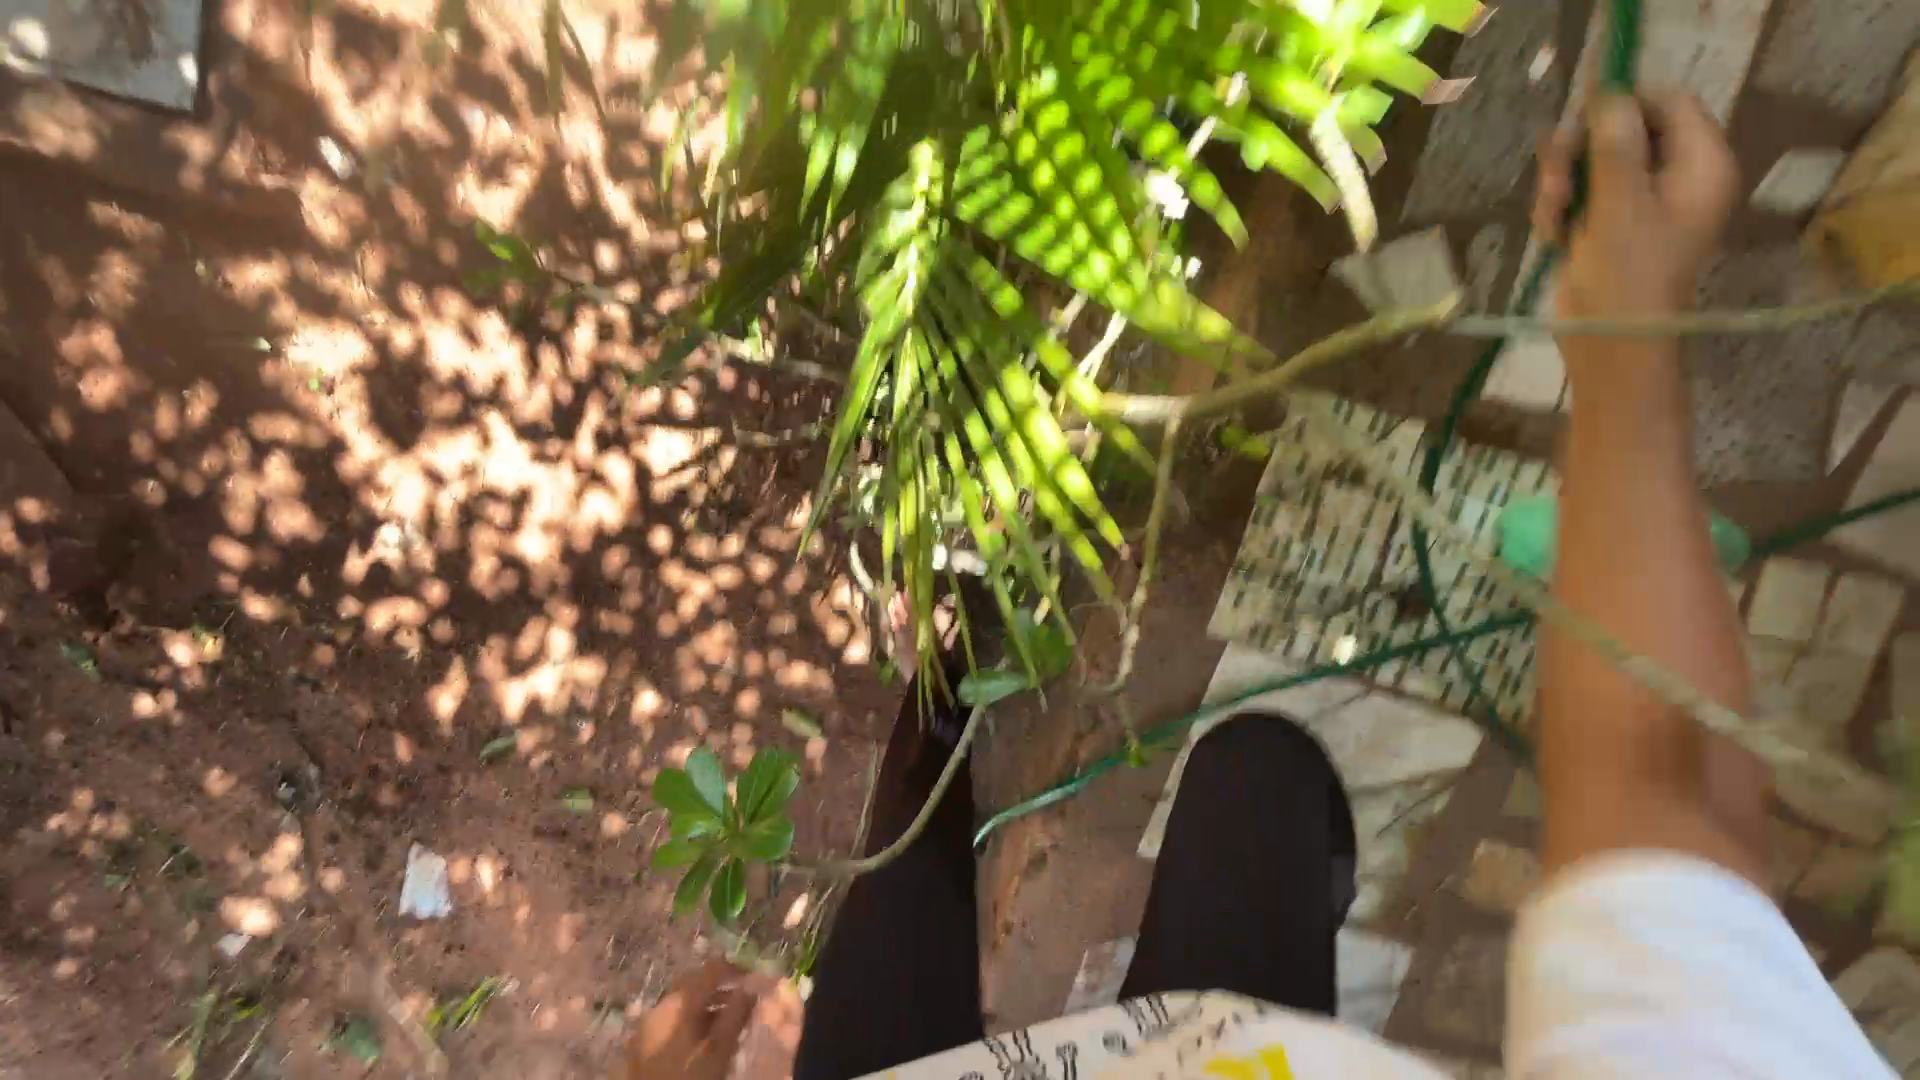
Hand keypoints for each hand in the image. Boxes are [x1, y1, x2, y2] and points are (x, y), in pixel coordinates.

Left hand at [617, 962, 758, 1079]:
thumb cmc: (688, 1078)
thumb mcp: (718, 1050)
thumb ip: (736, 1015)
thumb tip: (751, 987)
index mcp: (676, 1004)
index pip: (709, 970)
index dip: (734, 969)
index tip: (754, 977)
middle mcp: (658, 1007)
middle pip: (694, 984)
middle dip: (721, 987)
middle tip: (744, 996)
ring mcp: (648, 1027)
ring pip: (684, 1004)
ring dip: (708, 1005)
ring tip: (731, 1019)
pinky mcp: (644, 1045)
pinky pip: (673, 1020)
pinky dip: (693, 1021)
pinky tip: (708, 1036)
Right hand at [1534, 93, 1738, 324]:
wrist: (1607, 341)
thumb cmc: (1626, 276)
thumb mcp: (1620, 208)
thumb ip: (1615, 149)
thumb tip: (1608, 99)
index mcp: (1697, 166)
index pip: (1668, 105)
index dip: (1623, 105)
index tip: (1578, 121)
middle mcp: (1670, 178)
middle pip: (1621, 132)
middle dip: (1579, 153)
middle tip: (1554, 180)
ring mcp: (1633, 203)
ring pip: (1589, 166)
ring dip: (1560, 186)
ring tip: (1550, 217)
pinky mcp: (1601, 227)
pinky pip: (1574, 197)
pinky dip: (1556, 210)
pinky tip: (1551, 234)